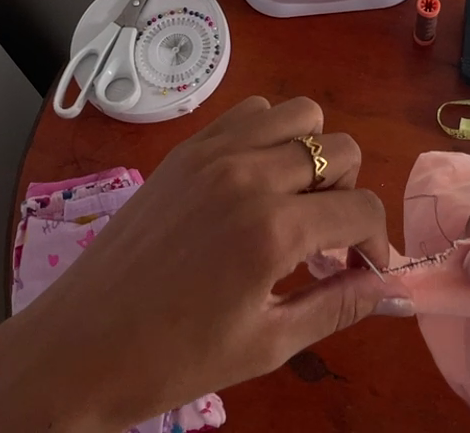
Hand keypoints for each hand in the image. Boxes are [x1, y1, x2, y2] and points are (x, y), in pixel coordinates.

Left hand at [0, 96, 403, 431]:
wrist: (80, 344)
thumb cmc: (173, 358)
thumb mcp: (266, 344)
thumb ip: (337, 306)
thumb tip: (390, 287)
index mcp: (273, 228)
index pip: (360, 207)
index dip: (377, 241)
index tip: (365, 269)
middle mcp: (249, 172)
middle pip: (339, 147)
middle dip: (348, 192)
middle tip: (326, 239)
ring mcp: (214, 150)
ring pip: (297, 113)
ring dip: (311, 153)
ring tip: (293, 201)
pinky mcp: (187, 147)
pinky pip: (248, 111)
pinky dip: (267, 135)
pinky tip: (253, 182)